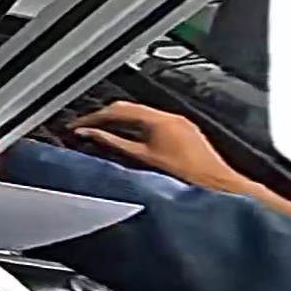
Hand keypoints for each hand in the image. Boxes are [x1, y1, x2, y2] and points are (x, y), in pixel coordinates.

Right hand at [67, 102, 243, 190]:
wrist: (215, 182)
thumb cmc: (180, 171)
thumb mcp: (138, 155)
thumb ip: (110, 141)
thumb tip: (85, 132)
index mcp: (159, 120)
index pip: (116, 111)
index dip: (92, 118)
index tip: (75, 126)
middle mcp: (169, 117)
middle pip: (126, 108)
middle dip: (101, 115)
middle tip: (83, 126)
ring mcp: (176, 122)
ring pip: (137, 112)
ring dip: (115, 119)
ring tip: (97, 130)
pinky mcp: (180, 128)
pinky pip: (149, 119)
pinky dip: (130, 123)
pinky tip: (120, 133)